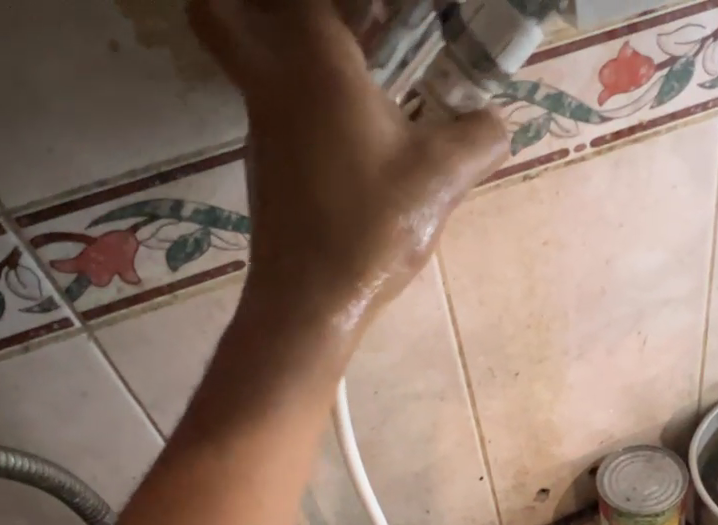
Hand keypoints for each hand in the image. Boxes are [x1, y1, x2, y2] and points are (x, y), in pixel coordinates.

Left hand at [190, 0, 506, 342]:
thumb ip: (479, 138)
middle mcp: (274, 84)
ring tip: (367, 73)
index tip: (388, 15)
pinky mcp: (266, 168)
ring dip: (296, 51)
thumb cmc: (371, 228)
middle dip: (257, 4)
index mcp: (317, 66)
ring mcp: (261, 129)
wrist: (309, 303)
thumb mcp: (442, 179)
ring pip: (255, 61)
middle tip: (337, 26)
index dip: (353, 2)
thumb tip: (494, 123)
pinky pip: (277, 109)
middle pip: (222, 12)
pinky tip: (358, 140)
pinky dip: (307, 102)